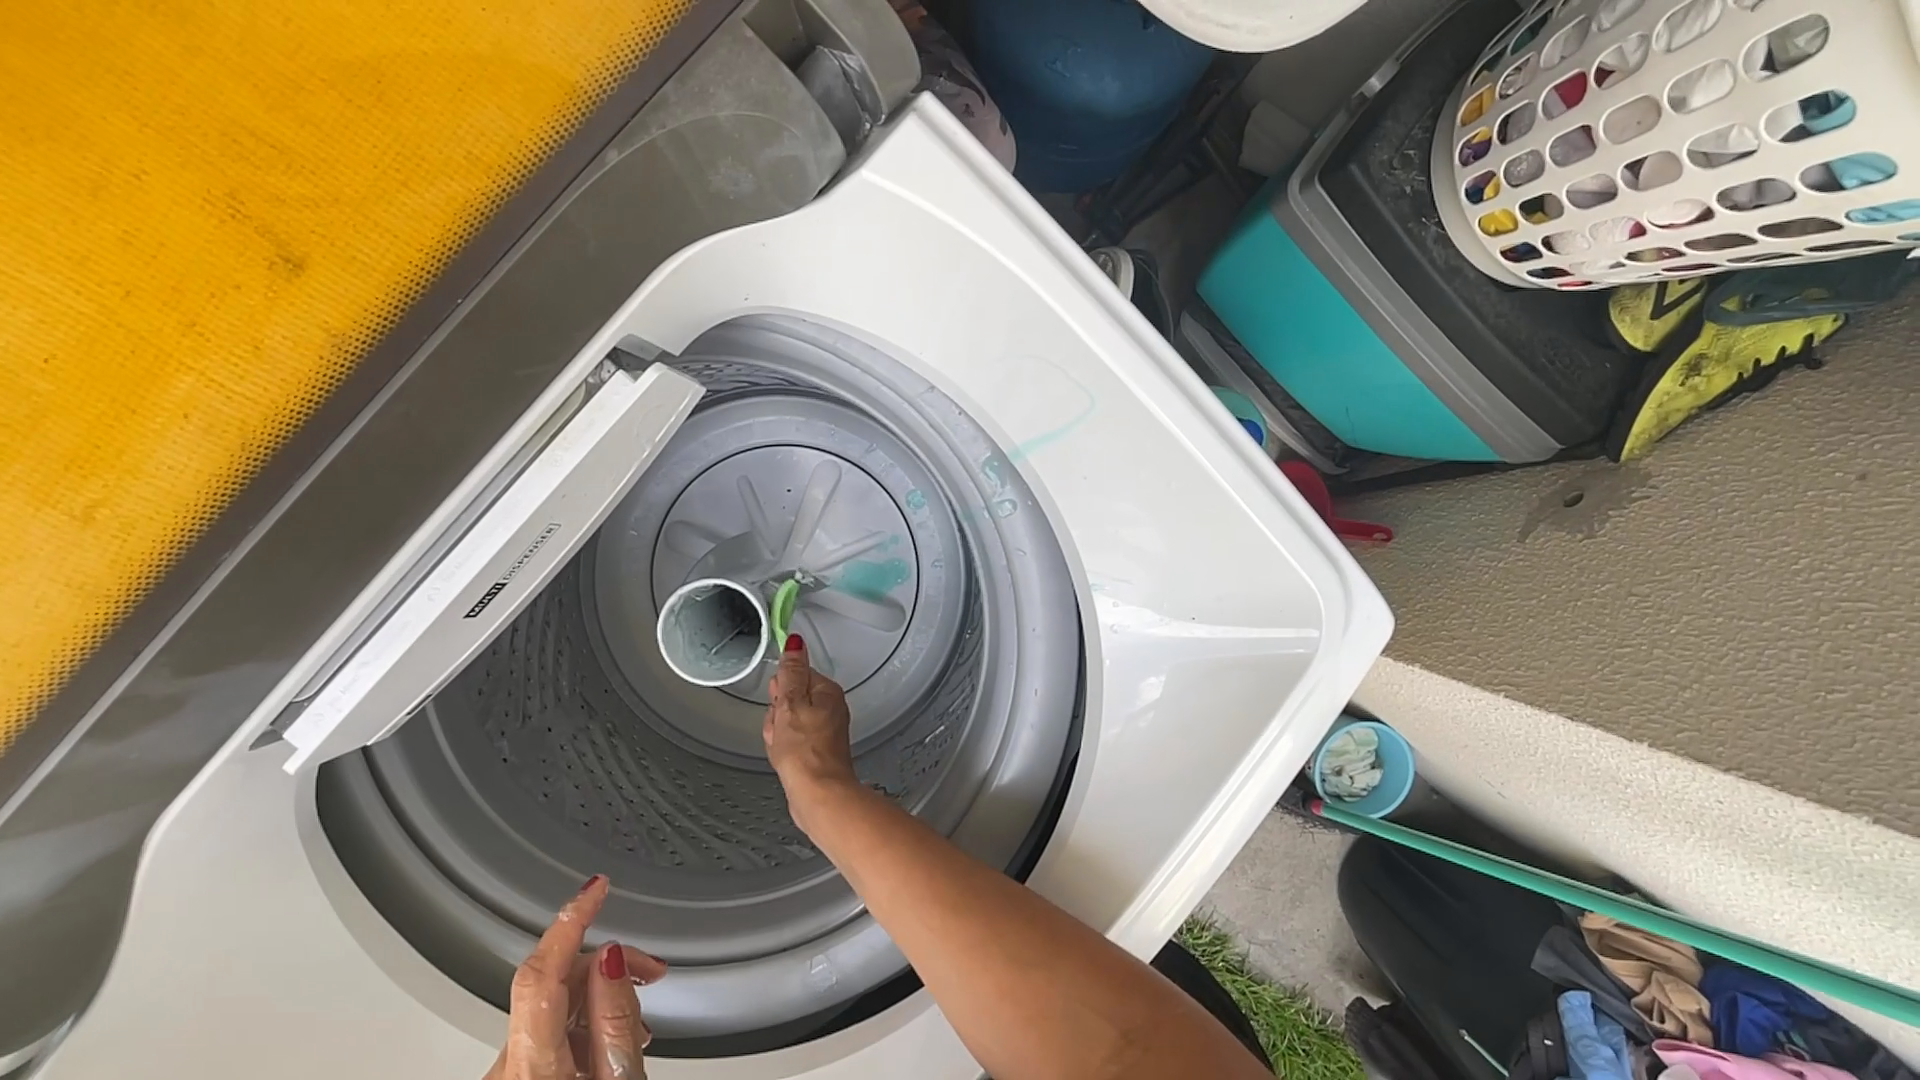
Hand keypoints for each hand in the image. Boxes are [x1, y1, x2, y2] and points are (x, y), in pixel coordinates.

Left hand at [483, 875, 667, 1079]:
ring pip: (551, 1015)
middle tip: (655, 974)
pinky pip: (544, 1039)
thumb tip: (609, 957)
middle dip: (607, 970)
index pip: (542, 974)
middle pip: (553, 989)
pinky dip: (581, 1031)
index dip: (570, 921)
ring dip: (598, 1005)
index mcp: (533, 1070)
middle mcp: (505, 1074)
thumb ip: (615, 1017)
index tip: (594, 888)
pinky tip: (609, 1050)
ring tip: (639, 1031)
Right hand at [763, 634, 858, 829]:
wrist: (817, 794)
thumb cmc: (806, 751)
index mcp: (828, 692)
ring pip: (787, 721)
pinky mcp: (816, 750)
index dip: (781, 691)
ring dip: (777, 733)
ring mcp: (824, 730)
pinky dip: (783, 748)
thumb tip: (795, 643)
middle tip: (781, 728)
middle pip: (790, 698)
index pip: (796, 675)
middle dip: (777, 714)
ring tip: (783, 746)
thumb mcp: (790, 703)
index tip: (780, 703)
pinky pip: (790, 741)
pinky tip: (784, 757)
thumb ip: (791, 672)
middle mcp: (830, 708)